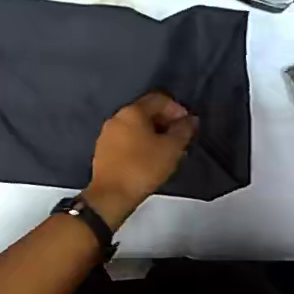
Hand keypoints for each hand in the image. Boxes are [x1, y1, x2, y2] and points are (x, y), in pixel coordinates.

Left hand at [84, 93, 197, 227]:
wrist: (111, 194)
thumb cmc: (143, 167)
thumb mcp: (171, 149)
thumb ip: (183, 130)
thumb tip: (190, 119)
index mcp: (132, 111)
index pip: (159, 99)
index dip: (177, 109)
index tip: (187, 125)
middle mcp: (117, 117)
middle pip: (146, 111)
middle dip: (165, 122)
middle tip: (179, 138)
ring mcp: (107, 133)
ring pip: (135, 126)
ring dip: (153, 133)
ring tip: (166, 150)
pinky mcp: (103, 149)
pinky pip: (126, 138)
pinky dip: (140, 142)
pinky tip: (148, 158)